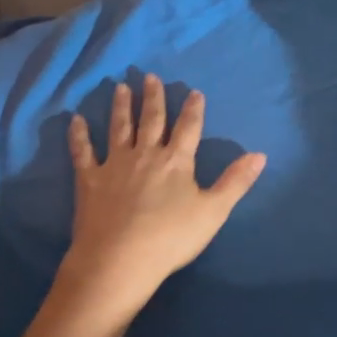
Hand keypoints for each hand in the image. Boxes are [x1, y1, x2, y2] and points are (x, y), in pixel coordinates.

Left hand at [62, 74, 265, 305]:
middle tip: (150, 76)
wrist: (119, 260)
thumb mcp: (213, 211)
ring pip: (119, 128)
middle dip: (154, 98)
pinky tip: (75, 120)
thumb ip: (235, 181)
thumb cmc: (171, 238)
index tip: (194, 92)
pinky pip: (82, 152)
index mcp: (176, 161)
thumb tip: (260, 154)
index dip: (193, 109)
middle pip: (152, 120)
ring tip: (121, 88)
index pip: (188, 128)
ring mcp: (114, 165)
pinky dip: (79, 135)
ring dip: (121, 107)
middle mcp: (145, 154)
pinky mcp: (89, 180)